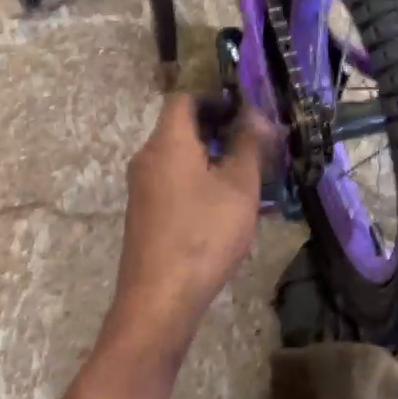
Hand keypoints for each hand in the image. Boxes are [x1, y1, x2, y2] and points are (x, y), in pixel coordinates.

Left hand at [102, 93, 273, 359]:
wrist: (159, 299)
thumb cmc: (204, 234)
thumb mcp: (238, 186)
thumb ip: (248, 144)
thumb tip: (254, 115)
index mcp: (167, 142)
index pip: (185, 99)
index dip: (215, 99)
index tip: (246, 112)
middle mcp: (147, 158)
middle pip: (181, 128)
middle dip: (219, 131)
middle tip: (256, 146)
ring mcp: (142, 188)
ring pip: (179, 158)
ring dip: (212, 160)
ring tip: (249, 178)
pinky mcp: (144, 214)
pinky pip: (174, 183)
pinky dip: (200, 182)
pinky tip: (227, 208)